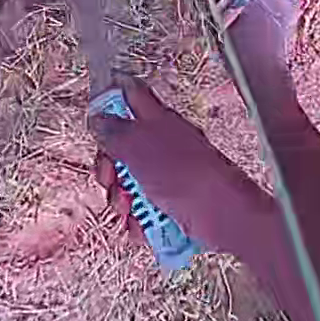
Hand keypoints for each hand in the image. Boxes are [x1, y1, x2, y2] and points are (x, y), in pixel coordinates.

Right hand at [87, 77, 266, 254]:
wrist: (225, 216)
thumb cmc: (188, 177)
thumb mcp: (139, 149)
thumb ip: (114, 132)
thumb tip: (97, 118)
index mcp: (157, 120)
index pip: (130, 94)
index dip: (109, 97)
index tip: (95, 114)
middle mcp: (163, 143)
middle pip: (121, 146)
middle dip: (108, 167)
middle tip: (111, 179)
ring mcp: (169, 173)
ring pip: (129, 181)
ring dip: (121, 198)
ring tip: (129, 209)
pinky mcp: (173, 201)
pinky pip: (144, 207)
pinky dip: (138, 219)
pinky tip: (141, 226)